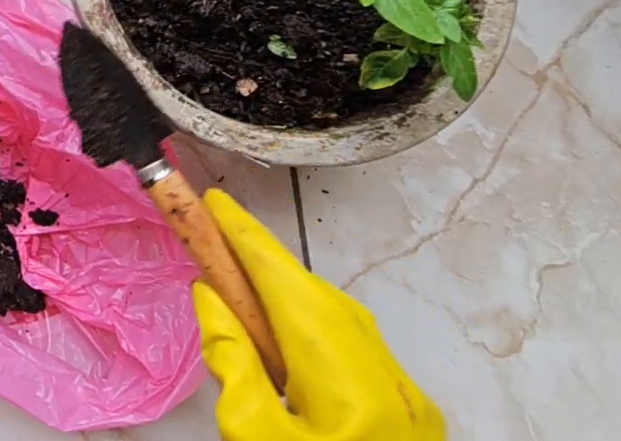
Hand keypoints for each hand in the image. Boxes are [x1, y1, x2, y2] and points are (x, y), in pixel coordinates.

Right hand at [194, 189, 443, 440]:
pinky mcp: (408, 412)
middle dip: (263, 261)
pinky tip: (285, 337)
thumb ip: (232, 362)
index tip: (214, 203)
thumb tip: (213, 302)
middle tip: (214, 243)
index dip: (246, 236)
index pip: (286, 282)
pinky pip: (352, 345)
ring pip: (337, 317)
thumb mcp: (254, 436)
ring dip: (287, 292)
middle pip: (314, 294)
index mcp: (343, 380)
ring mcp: (403, 395)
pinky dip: (311, 324)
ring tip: (241, 293)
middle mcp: (383, 377)